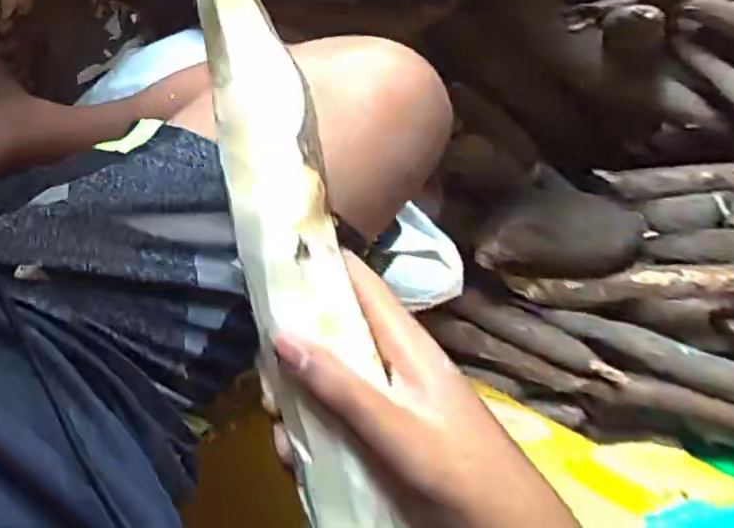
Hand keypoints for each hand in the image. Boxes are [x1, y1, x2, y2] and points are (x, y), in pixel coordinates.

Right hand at [271, 254, 578, 527]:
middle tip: (265, 371)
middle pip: (326, 327)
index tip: (268, 255)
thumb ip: (342, 388)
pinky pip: (330, 414)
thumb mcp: (401, 435)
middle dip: (288, 345)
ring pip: (321, 374)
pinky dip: (307, 430)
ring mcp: (384, 398)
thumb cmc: (468, 479)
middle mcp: (388, 360)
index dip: (315, 258)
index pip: (355, 277)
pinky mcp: (380, 433)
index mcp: (402, 342)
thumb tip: (278, 334)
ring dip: (292, 396)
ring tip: (277, 423)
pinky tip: (294, 454)